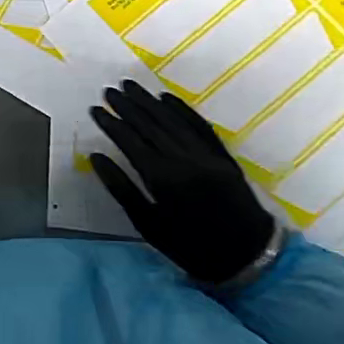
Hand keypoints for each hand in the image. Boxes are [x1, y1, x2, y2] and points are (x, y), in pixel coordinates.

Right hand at [89, 80, 275, 283]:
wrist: (248, 257)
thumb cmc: (189, 246)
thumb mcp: (147, 224)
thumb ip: (120, 188)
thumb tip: (95, 157)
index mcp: (163, 179)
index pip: (130, 141)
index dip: (111, 123)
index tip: (95, 109)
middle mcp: (185, 161)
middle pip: (151, 126)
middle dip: (128, 106)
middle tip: (109, 90)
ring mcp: (207, 156)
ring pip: (174, 121)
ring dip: (151, 102)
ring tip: (131, 86)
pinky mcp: (224, 157)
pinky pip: (201, 128)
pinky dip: (183, 111)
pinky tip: (167, 98)